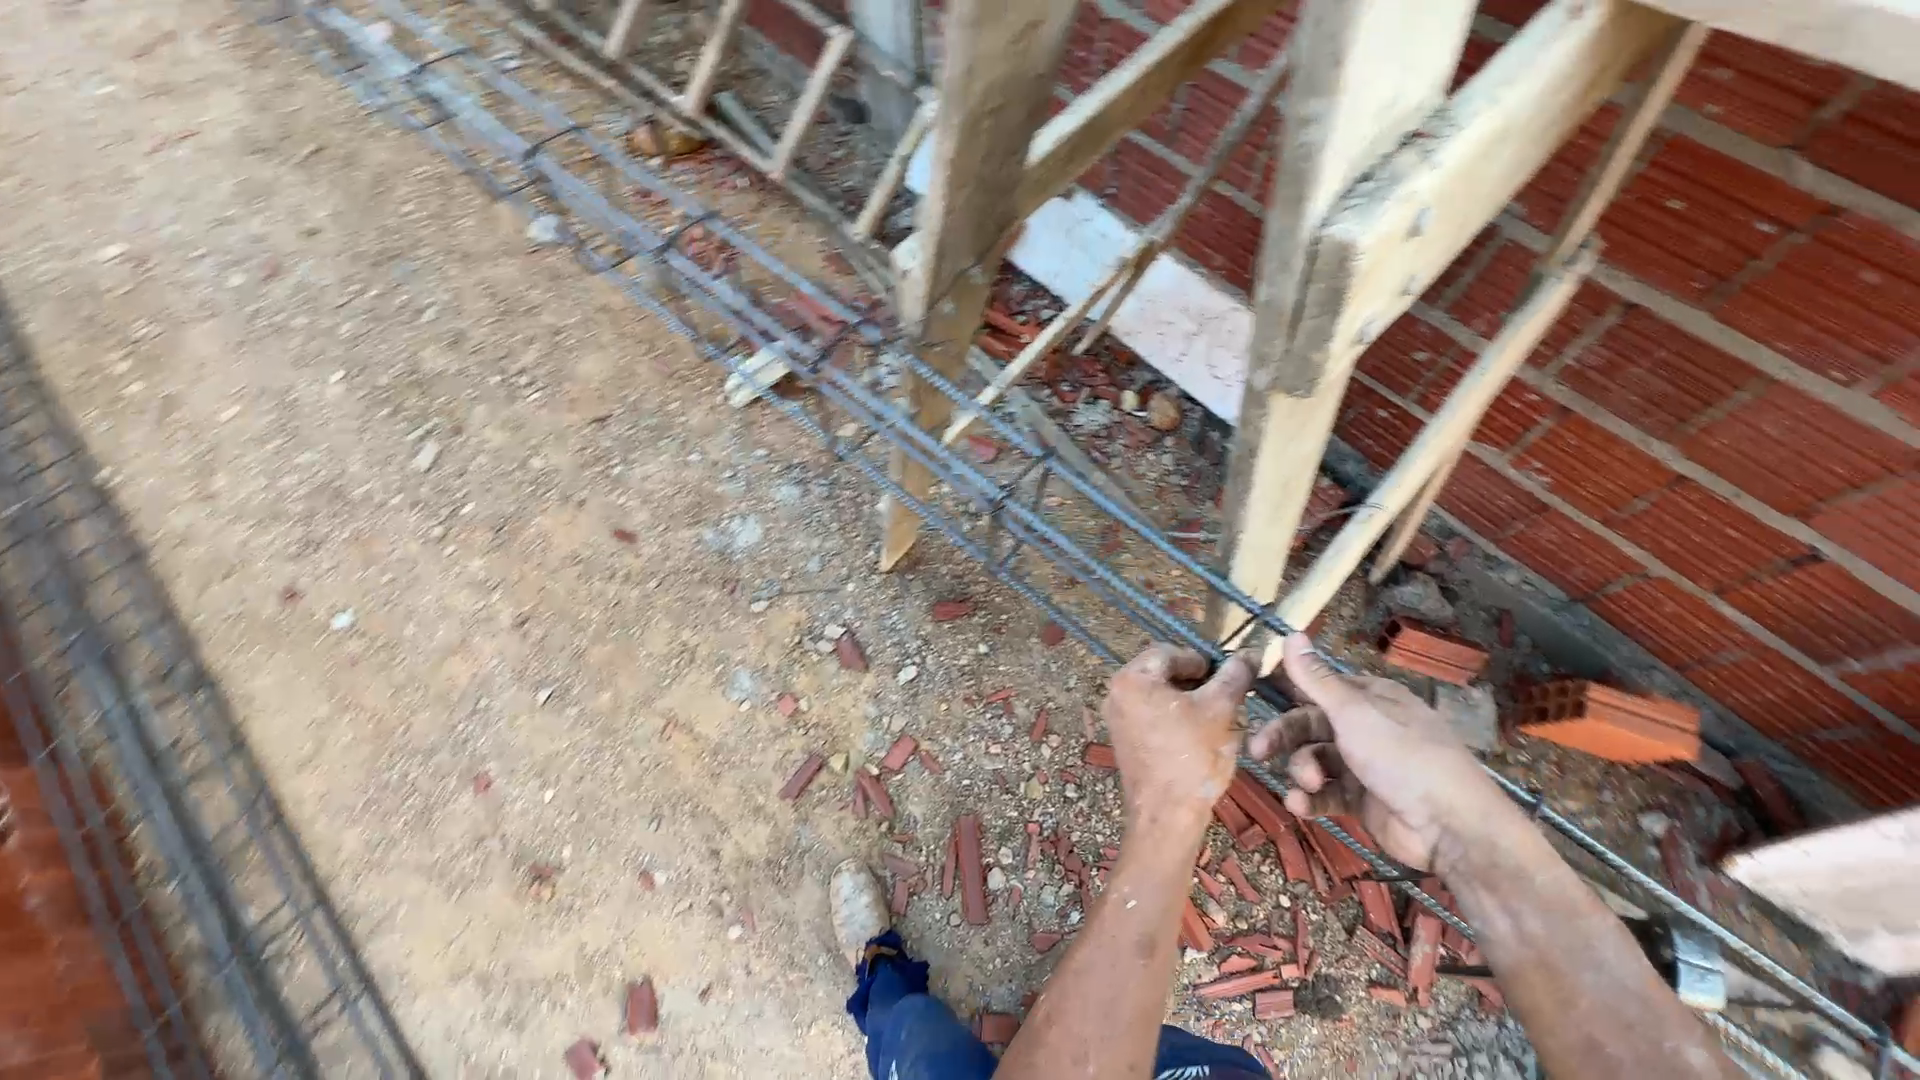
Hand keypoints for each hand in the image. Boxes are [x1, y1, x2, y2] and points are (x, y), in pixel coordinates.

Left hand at [1101, 645, 1255, 831]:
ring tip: (1215, 714)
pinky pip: (1150, 715)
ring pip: (1157, 694)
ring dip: (1186, 698)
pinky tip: (1198, 732)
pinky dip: (1174, 716)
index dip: (1202, 661)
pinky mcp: (1124, 739)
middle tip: (1223, 695)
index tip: (1226, 676)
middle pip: (1161, 672)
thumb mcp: (1220, 710)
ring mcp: (1116, 718)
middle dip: (1194, 680)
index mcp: (1132, 678)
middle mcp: (1116, 693)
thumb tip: (1250, 654)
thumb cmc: (1193, 757)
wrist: (1167, 814)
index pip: (1170, 652)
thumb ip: (1234, 676)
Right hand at [1247, 635, 1502, 870]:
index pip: (1318, 688)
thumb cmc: (1402, 756)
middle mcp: (1366, 727)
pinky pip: (1326, 794)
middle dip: (1284, 738)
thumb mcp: (1354, 711)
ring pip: (1314, 760)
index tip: (1253, 701)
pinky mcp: (1362, 801)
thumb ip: (1316, 678)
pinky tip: (1300, 806)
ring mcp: (1364, 765)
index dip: (1287, 695)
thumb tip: (1291, 633)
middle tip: (1257, 750)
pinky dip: (1310, 799)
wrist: (1449, 827)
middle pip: (1310, 725)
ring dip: (1302, 771)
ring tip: (1305, 785)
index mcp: (1370, 698)